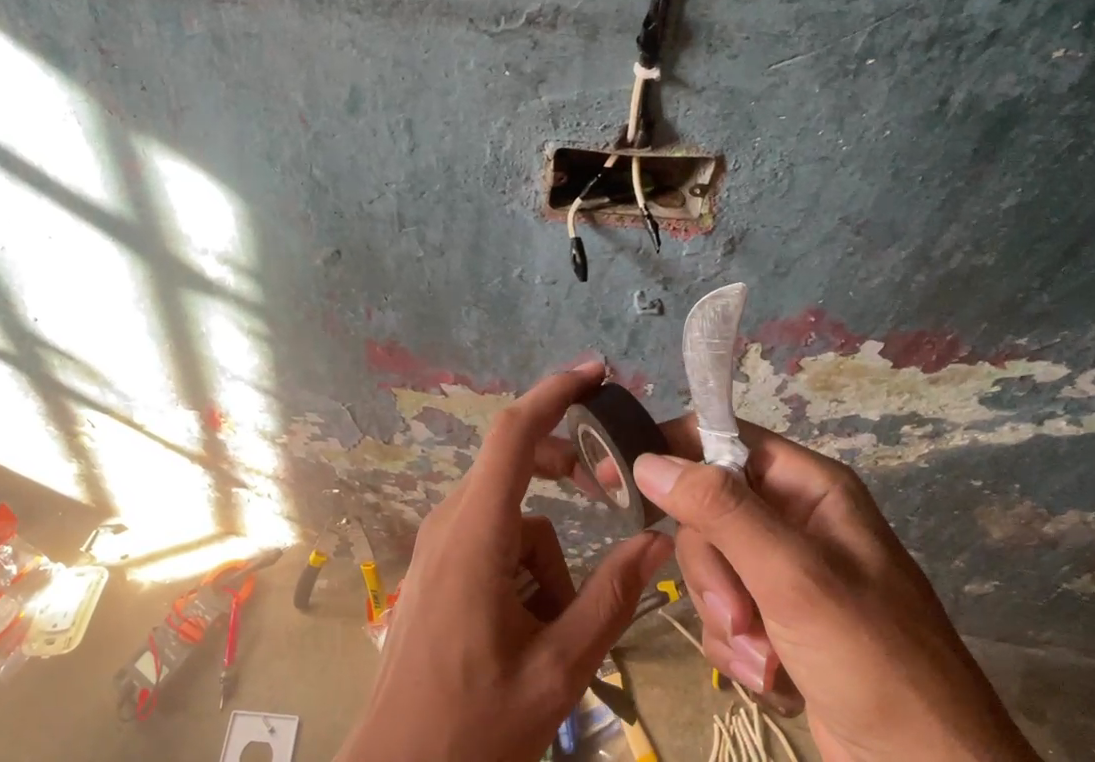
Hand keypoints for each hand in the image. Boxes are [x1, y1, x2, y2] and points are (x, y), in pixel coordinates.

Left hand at [337, 361, 674, 761]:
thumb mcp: (559, 668)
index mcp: (476, 535)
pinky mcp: (437, 568)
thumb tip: (657, 539)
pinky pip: (491, 540)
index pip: (514, 435)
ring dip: (547, 557)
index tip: (597, 372)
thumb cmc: (475, 723)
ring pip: (510, 516)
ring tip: (558, 630)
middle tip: (605, 499)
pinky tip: (532, 629)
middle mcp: (450, 524)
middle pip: (514, 468)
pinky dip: (523, 568)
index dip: (555, 393)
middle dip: (563, 475)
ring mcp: (439, 545)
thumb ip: (610, 599)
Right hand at [629, 421, 1037, 761]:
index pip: (723, 439)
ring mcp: (784, 573)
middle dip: (713, 572)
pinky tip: (770, 677)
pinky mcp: (776, 621)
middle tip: (740, 614)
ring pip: (709, 567)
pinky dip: (735, 647)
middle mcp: (794, 520)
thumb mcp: (793, 575)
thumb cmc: (872, 658)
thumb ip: (720, 510)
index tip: (625, 482)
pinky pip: (722, 611)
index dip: (674, 454)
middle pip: (706, 513)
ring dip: (725, 618)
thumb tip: (648, 459)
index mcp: (810, 488)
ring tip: (766, 658)